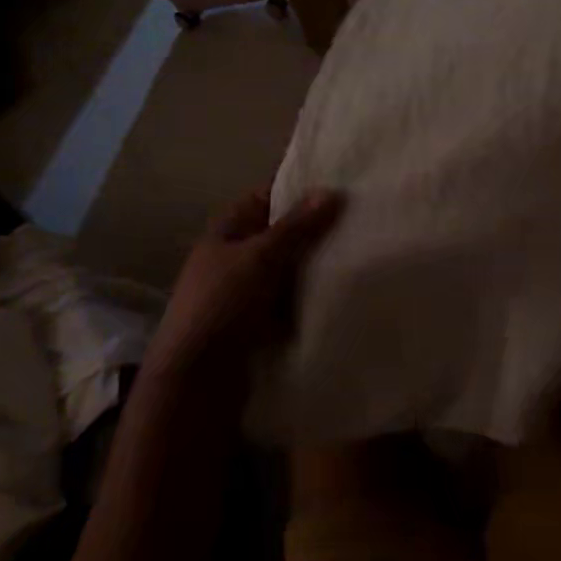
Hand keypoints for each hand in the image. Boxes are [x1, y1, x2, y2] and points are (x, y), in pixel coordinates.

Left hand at [143, 187, 343, 374]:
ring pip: (290, 270)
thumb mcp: (261, 257)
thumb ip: (297, 226)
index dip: (297, 188)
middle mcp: (235, 258)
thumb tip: (331, 191)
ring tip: (362, 253)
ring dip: (317, 266)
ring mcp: (247, 292)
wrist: (198, 377)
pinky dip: (312, 298)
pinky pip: (293, 301)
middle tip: (361, 219)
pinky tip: (343, 293)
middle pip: (281, 234)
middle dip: (316, 230)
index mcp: (226, 233)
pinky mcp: (260, 323)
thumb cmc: (223, 304)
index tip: (339, 183)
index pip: (265, 197)